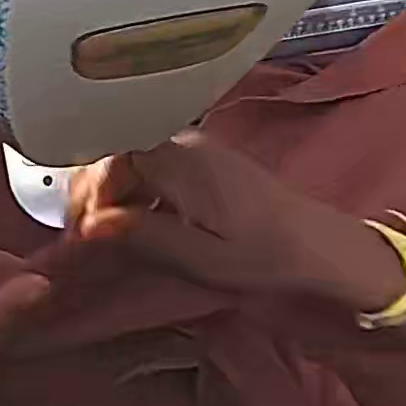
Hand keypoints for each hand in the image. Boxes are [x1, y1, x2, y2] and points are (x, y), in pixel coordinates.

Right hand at [68, 134, 400, 311]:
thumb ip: (144, 237)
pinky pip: (149, 166)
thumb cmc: (268, 258)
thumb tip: (90, 224)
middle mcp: (184, 146)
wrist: (324, 253)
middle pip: (117, 152)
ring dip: (109, 191)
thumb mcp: (204, 260)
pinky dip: (130, 190)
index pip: (113, 155)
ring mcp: (193, 151)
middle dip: (92, 190)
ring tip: (100, 230)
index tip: (82, 226)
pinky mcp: (200, 163)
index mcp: (184, 163)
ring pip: (130, 158)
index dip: (89, 188)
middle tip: (83, 231)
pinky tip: (131, 220)